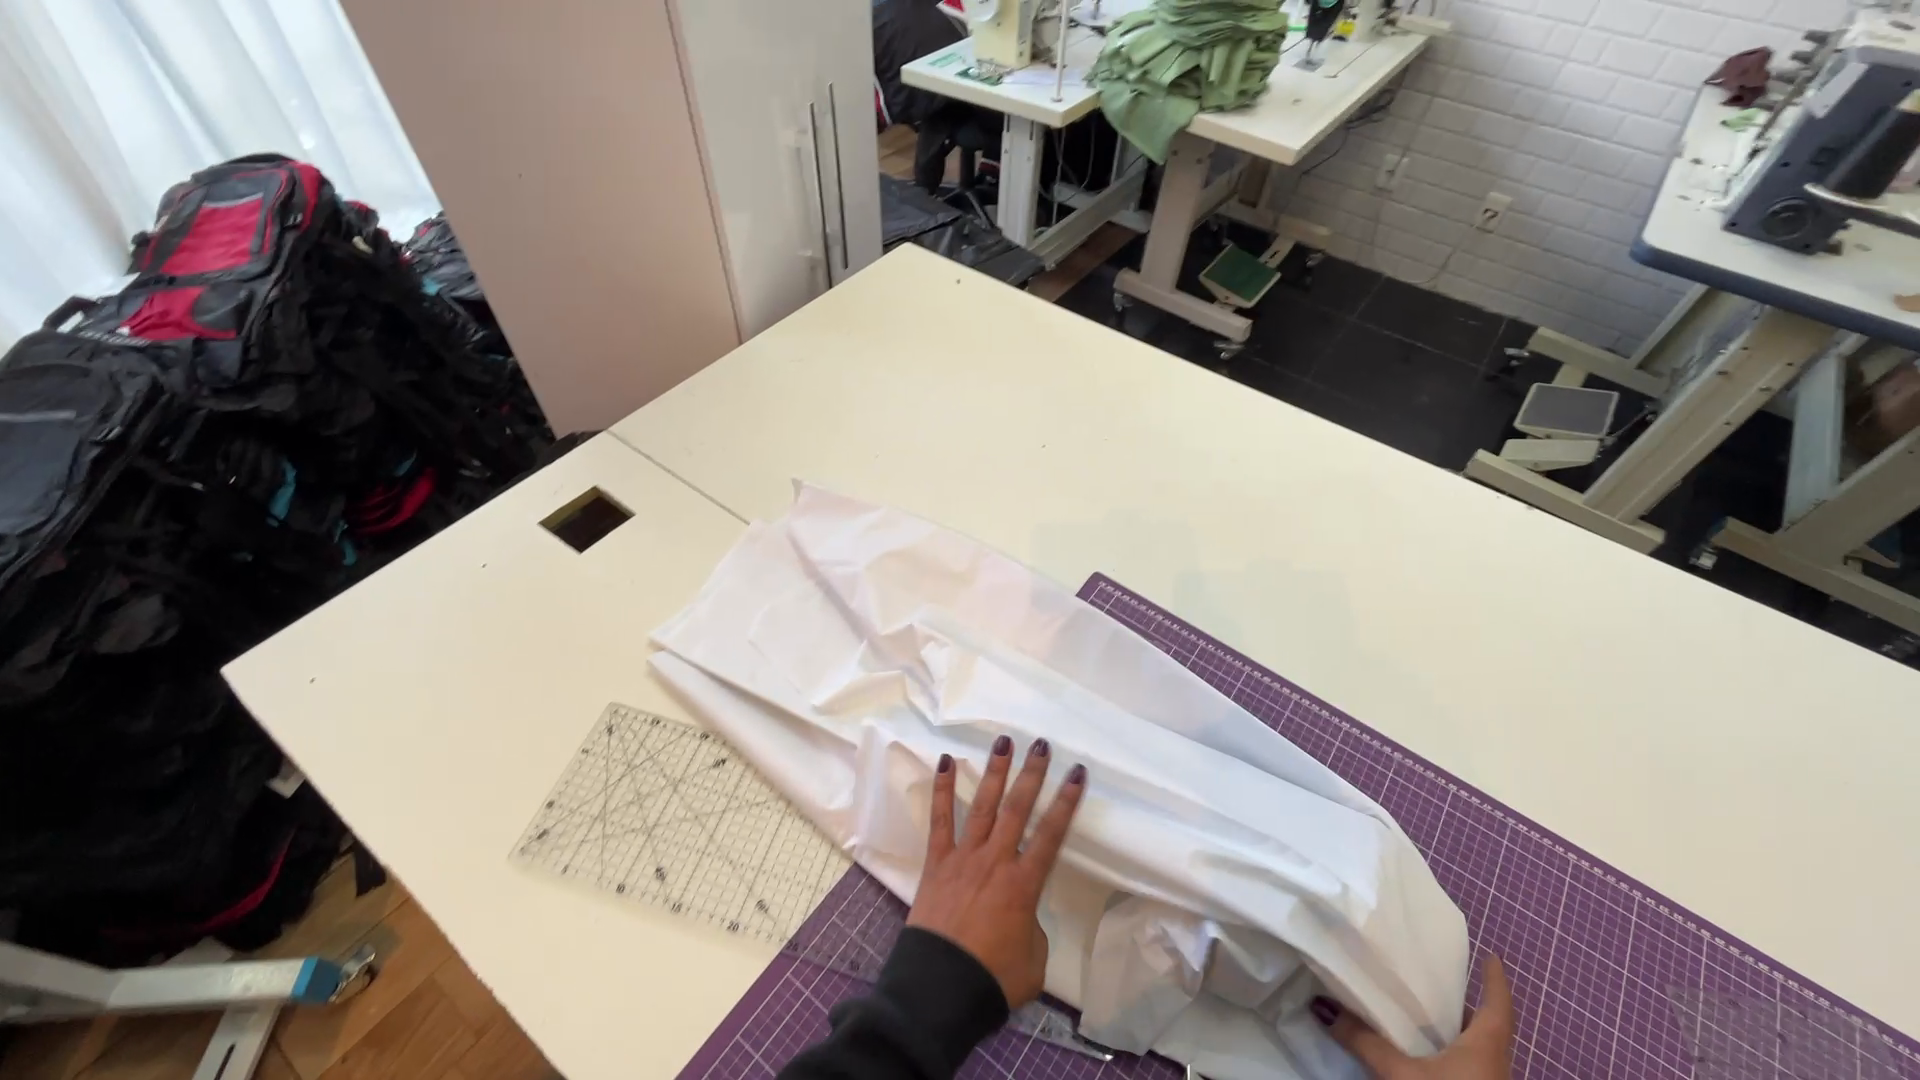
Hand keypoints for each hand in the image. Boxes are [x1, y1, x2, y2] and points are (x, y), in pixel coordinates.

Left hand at [907, 735, 1088, 1008]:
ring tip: (1004, 741)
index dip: (1066, 802)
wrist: (940, 990)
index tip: (1077, 773)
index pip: (1051, 834)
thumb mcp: (1033, 960)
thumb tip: (1022, 915)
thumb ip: (1032, 927)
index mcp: (1024, 884)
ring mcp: (964, 858)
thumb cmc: (993, 980)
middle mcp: (996, 861)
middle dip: (1032, 774)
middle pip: (1018, 809)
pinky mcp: (937, 863)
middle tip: (1041, 745)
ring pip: (984, 806)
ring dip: (995, 772)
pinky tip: (946, 762)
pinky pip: (940, 820)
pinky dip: (943, 790)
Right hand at [1313, 955, 1515, 1078]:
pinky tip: (1419, 1057)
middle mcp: (1494, 1064)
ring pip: (1473, 1050)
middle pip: (1484, 1026)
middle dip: (1461, 1004)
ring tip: (1416, 1013)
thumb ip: (1365, 1042)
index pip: (1499, 1003)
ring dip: (1452, 1032)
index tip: (1492, 954)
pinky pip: (1463, 1069)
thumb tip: (1321, 1005)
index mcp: (1487, 1046)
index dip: (1495, 979)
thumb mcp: (1403, 1075)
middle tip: (1429, 981)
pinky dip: (1446, 1056)